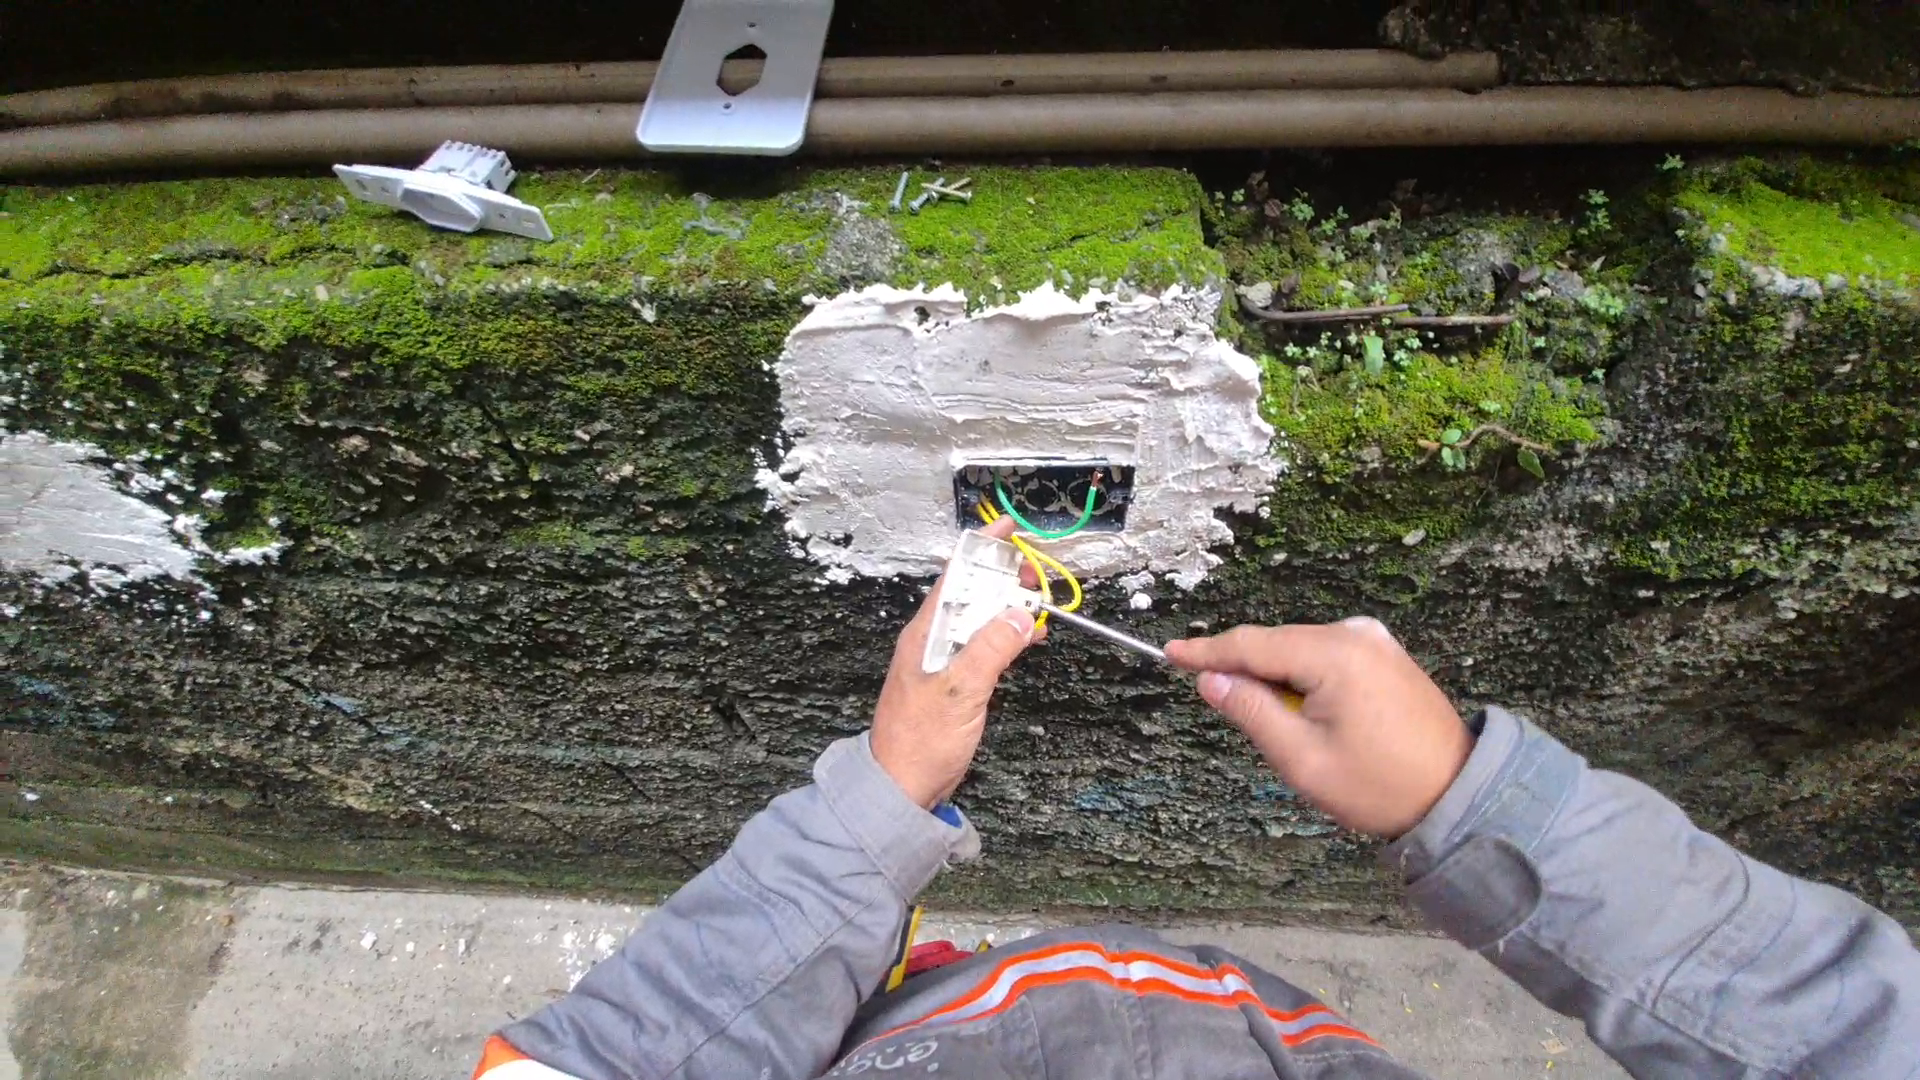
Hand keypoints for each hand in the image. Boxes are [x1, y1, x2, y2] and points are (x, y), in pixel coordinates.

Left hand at [870, 517, 1044, 808]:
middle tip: (1035, 572)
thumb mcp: (960, 691)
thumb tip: (1020, 613)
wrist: (901, 788)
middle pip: (970, 592)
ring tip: (1038, 598)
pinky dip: (1006, 635)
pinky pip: (984, 644)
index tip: (1009, 529)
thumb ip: (991, 649)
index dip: (981, 547)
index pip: (955, 574)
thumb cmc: (920, 741)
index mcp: (926, 632)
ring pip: (979, 618)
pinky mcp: (954, 680)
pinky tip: (1027, 636)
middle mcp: (932, 639)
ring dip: (1007, 604)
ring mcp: (943, 660)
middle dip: (1002, 574)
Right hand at [1164, 617, 1469, 837]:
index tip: (1169, 652)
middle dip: (1241, 668)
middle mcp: (1353, 633)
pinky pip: (1318, 653)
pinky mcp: (1380, 652)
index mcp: (1334, 655)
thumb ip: (1250, 711)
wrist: (1462, 798)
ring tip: (1273, 719)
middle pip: (1272, 643)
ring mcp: (1371, 639)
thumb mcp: (1302, 759)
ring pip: (1293, 648)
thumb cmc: (1378, 786)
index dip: (1206, 651)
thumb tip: (1210, 680)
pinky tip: (1298, 705)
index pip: (1251, 645)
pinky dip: (1296, 674)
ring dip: (1270, 675)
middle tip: (1218, 700)